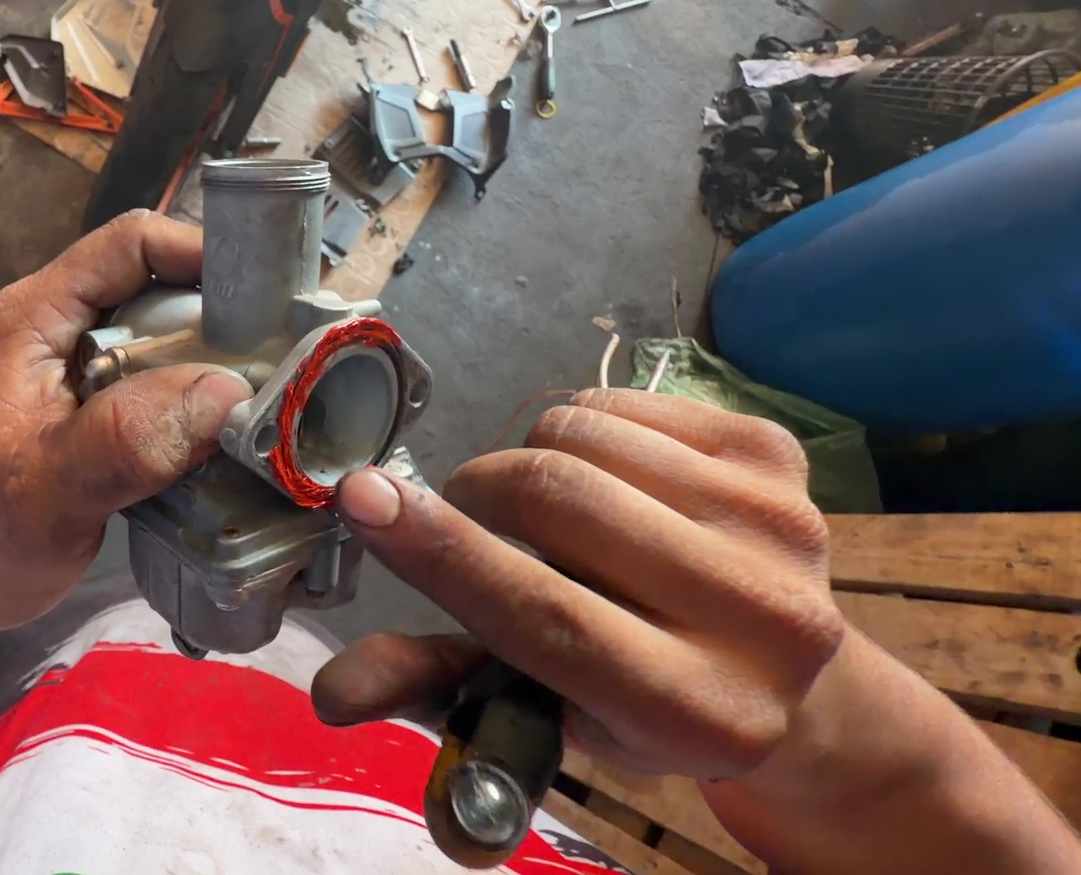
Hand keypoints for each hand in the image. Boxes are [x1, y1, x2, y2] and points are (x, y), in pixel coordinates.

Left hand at [0, 211, 252, 639]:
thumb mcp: (45, 495)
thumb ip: (125, 441)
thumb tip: (228, 392)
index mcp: (35, 317)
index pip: (130, 245)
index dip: (203, 253)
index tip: (271, 299)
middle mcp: (64, 326)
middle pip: (161, 285)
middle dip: (228, 313)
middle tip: (295, 356)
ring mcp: (85, 367)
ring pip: (172, 336)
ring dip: (224, 361)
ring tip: (283, 395)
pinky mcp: (105, 408)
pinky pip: (169, 383)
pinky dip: (207, 400)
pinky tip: (243, 430)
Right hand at [312, 389, 845, 781]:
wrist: (776, 661)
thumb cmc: (624, 688)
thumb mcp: (526, 701)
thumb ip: (428, 687)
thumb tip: (329, 694)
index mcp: (690, 710)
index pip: (539, 614)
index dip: (439, 551)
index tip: (360, 497)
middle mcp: (762, 621)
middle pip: (551, 494)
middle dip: (478, 491)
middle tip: (474, 515)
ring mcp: (781, 524)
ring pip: (575, 431)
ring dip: (529, 459)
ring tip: (554, 509)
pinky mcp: (779, 451)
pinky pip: (614, 400)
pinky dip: (578, 428)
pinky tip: (606, 479)